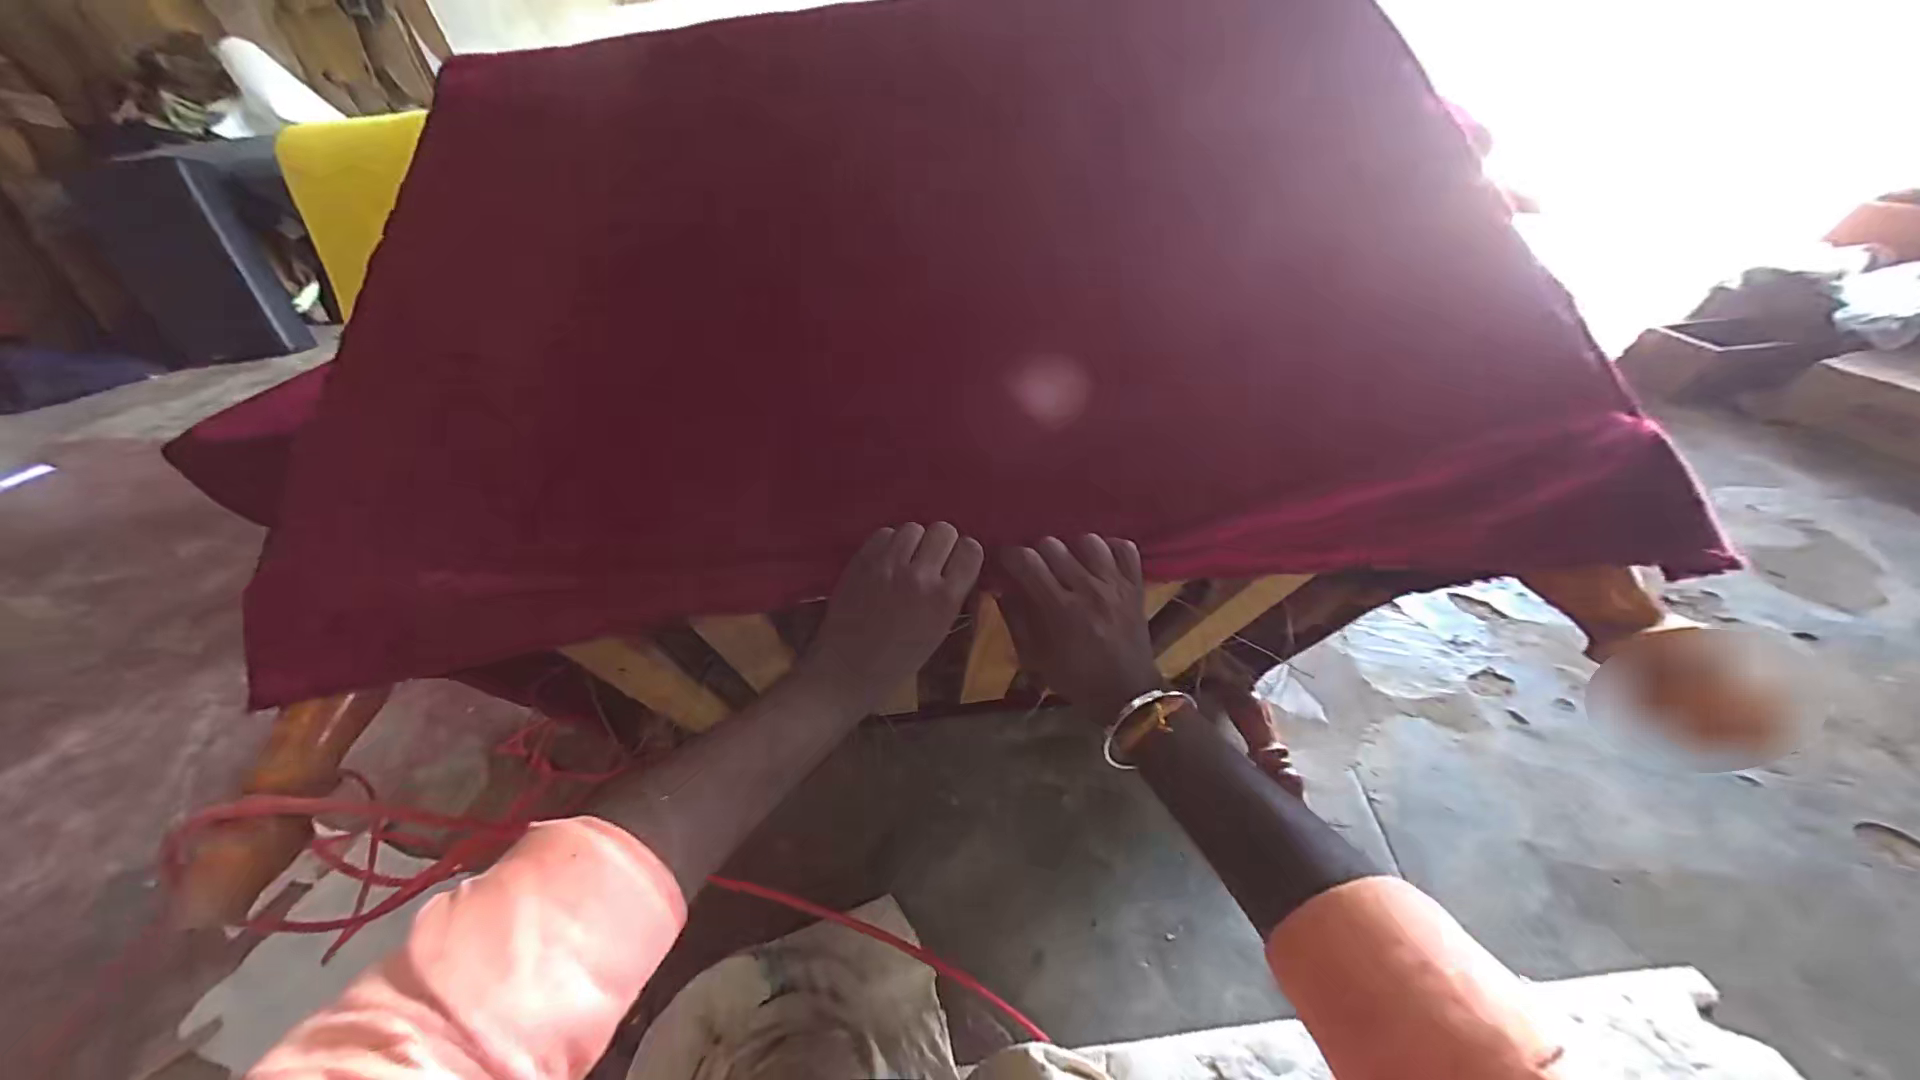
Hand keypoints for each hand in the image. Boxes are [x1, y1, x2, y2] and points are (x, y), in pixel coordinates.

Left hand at [798, 523, 983, 713]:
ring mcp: (888, 565)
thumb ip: (952, 594)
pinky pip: (885, 532)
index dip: (965, 552)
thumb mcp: (939, 629)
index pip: (970, 549)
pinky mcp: (862, 560)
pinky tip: (885, 562)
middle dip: (941, 542)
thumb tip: (959, 565)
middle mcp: (920, 576)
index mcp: (945, 599)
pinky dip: (888, 543)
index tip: (957, 561)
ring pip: (913, 527)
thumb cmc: (899, 659)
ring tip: (905, 560)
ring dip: (913, 541)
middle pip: (943, 530)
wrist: (848, 668)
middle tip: (931, 559)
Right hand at [998, 535, 1162, 719]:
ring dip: (1072, 549)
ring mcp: (1115, 585)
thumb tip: (1002, 588)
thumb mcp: (1036, 658)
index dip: (1009, 555)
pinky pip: (1124, 548)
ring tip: (1068, 564)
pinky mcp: (1135, 585)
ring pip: (1088, 540)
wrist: (1127, 694)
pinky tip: (1098, 562)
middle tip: (1035, 569)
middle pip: (1053, 545)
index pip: (1027, 561)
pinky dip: (1109, 548)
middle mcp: (1088, 589)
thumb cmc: (1076, 679)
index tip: (1005, 561)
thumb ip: (1016, 620)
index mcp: (1060, 609)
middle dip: (1036, 553)